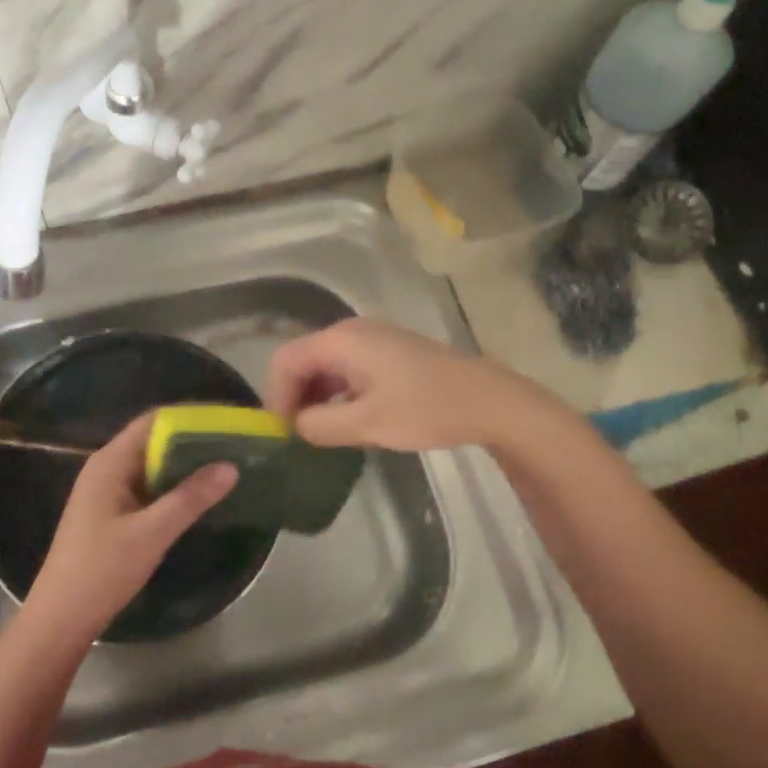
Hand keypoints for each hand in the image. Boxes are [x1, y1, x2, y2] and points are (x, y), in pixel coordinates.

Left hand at [23, 413, 238, 643]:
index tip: (225, 421)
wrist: (62, 617)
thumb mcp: (152, 533)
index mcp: (109, 463)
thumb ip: (190, 498)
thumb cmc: (102, 569)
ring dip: (184, 466)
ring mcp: (107, 492)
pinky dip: (172, 488)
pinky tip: (199, 498)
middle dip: (192, 441)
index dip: (189, 417)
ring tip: (225, 467)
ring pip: (151, 467)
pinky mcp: (111, 514)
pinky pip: (147, 489)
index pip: (153, 421)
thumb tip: (230, 466)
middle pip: (153, 441)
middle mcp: (106, 469)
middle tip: (234, 446)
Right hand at [267, 318, 561, 450]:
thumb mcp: (368, 424)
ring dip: (316, 397)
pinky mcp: (389, 353)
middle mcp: (352, 331)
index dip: (276, 396)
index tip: (281, 434)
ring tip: (320, 433)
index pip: (286, 361)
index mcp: (341, 341)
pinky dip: (337, 393)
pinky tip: (348, 421)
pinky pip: (347, 369)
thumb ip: (321, 425)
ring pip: (325, 366)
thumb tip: (296, 427)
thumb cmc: (427, 409)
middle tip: (297, 436)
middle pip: (303, 360)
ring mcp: (373, 340)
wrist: (491, 401)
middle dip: (294, 397)